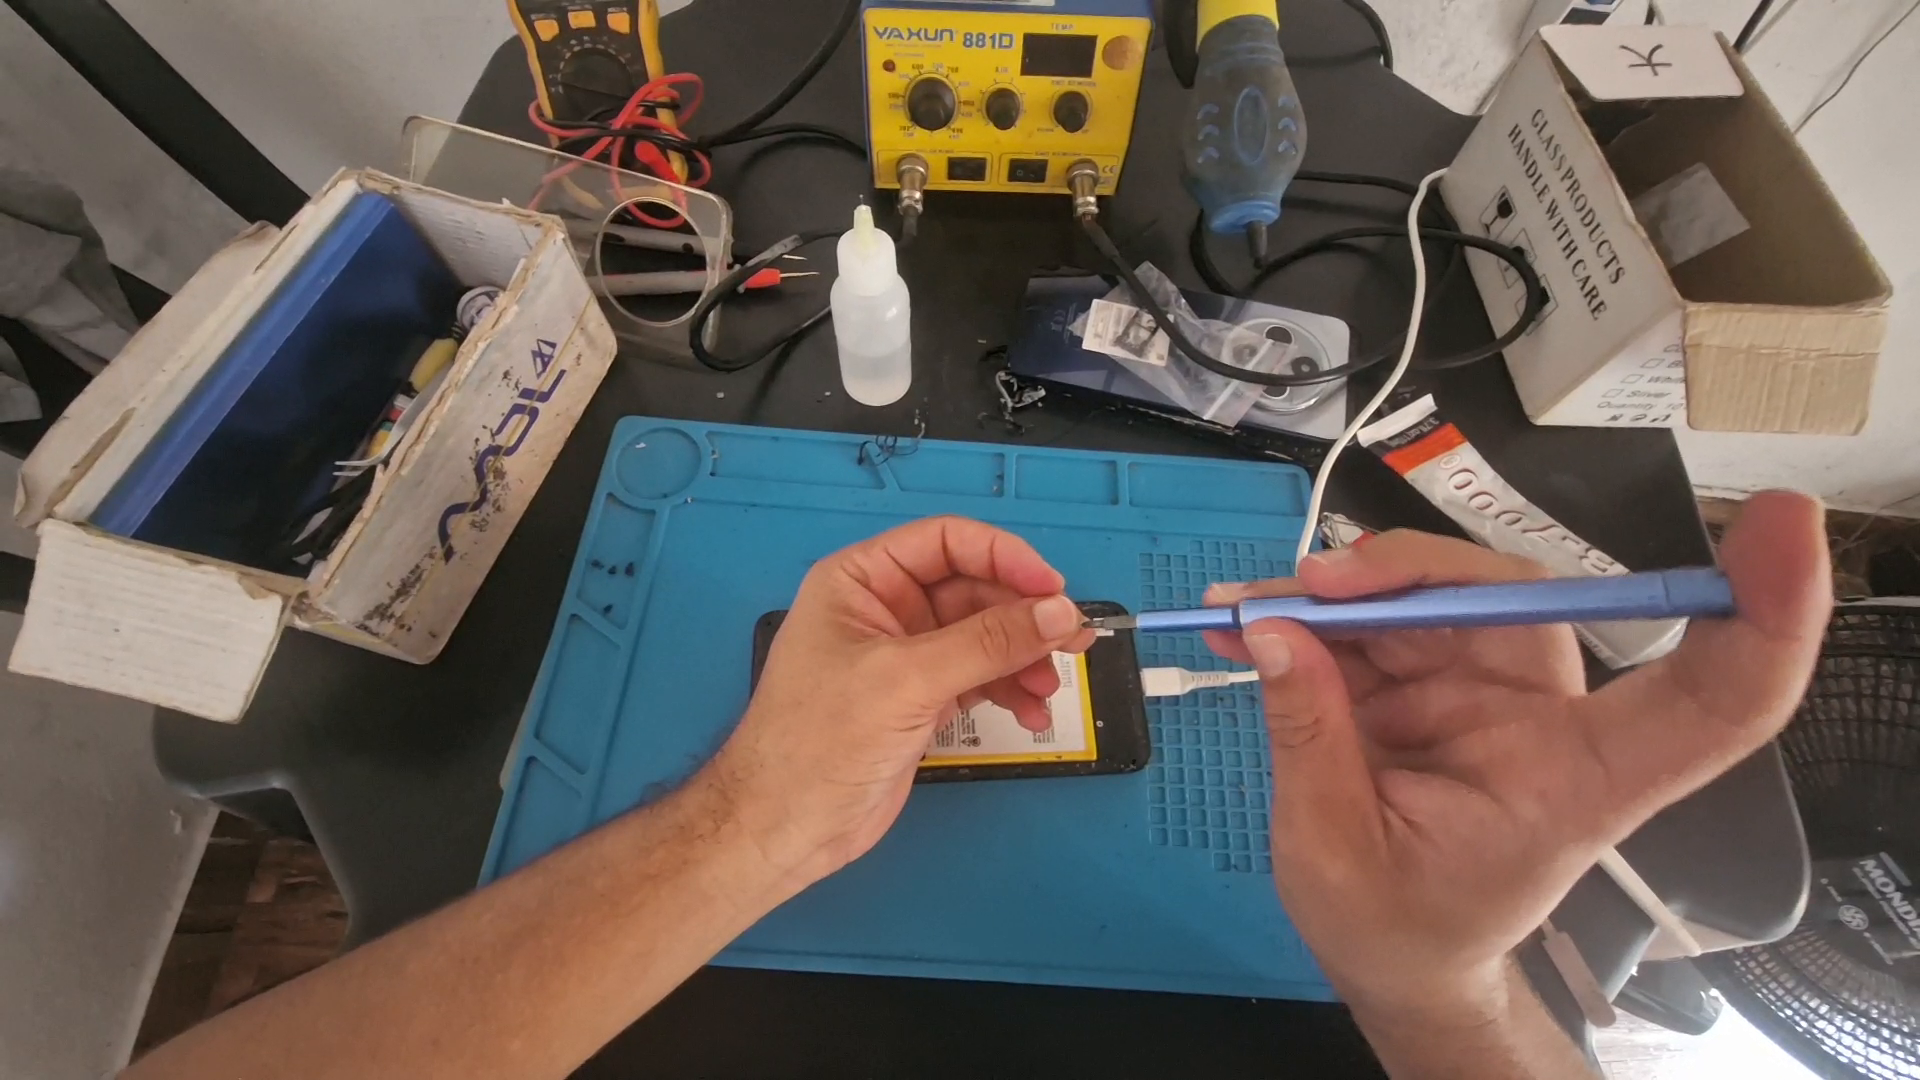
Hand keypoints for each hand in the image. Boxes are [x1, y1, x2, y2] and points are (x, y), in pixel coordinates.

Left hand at [707, 516, 1094, 889]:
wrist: (784, 830)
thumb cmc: (824, 738)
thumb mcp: (907, 679)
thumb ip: (988, 641)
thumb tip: (1060, 610)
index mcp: (863, 578)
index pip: (946, 543)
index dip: (1004, 557)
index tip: (1054, 589)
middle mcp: (886, 606)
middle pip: (973, 590)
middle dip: (1022, 617)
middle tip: (1073, 642)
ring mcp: (907, 653)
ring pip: (983, 635)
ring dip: (1022, 657)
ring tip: (1050, 688)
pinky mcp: (922, 695)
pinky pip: (979, 674)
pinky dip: (1008, 688)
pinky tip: (1031, 711)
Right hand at [1205, 492, 1830, 1023]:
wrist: (1384, 954)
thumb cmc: (1390, 926)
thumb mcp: (1332, 844)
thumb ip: (1307, 734)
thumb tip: (1271, 630)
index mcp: (1569, 779)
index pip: (1703, 701)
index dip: (1762, 613)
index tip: (1786, 523)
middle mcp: (1535, 718)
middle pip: (1502, 602)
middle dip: (1399, 575)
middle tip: (1301, 588)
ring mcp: (1470, 693)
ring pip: (1415, 600)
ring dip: (1321, 596)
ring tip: (1234, 611)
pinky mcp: (1413, 684)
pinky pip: (1361, 626)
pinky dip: (1299, 619)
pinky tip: (1239, 624)